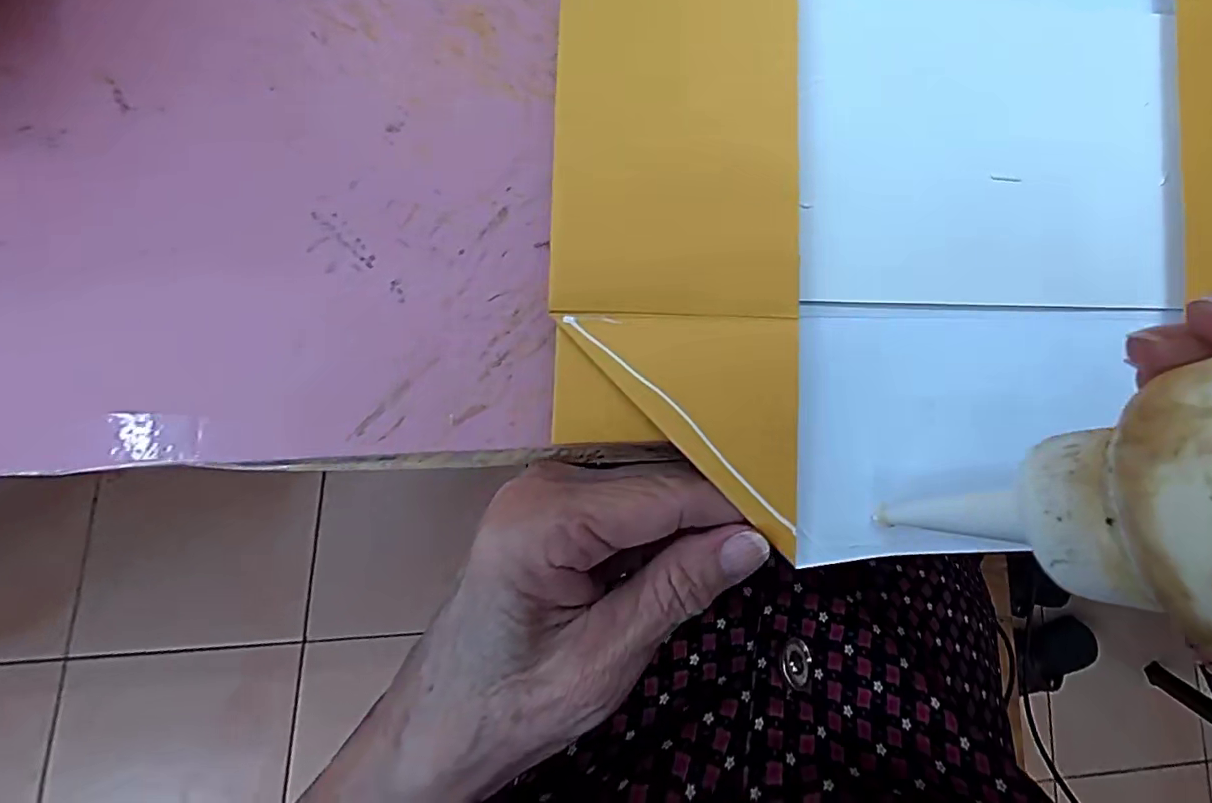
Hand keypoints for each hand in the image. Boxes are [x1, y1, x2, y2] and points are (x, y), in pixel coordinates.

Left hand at [302, 462, 771, 802]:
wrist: (434, 729)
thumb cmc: (505, 706)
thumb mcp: (601, 662)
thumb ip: (676, 592)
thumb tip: (748, 543)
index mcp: (543, 517)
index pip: (661, 494)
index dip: (725, 507)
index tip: (777, 526)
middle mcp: (544, 482)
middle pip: (655, 481)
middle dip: (712, 510)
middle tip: (763, 541)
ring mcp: (547, 486)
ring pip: (646, 484)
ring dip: (691, 515)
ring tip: (735, 546)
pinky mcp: (555, 501)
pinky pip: (627, 497)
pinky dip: (664, 522)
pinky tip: (688, 548)